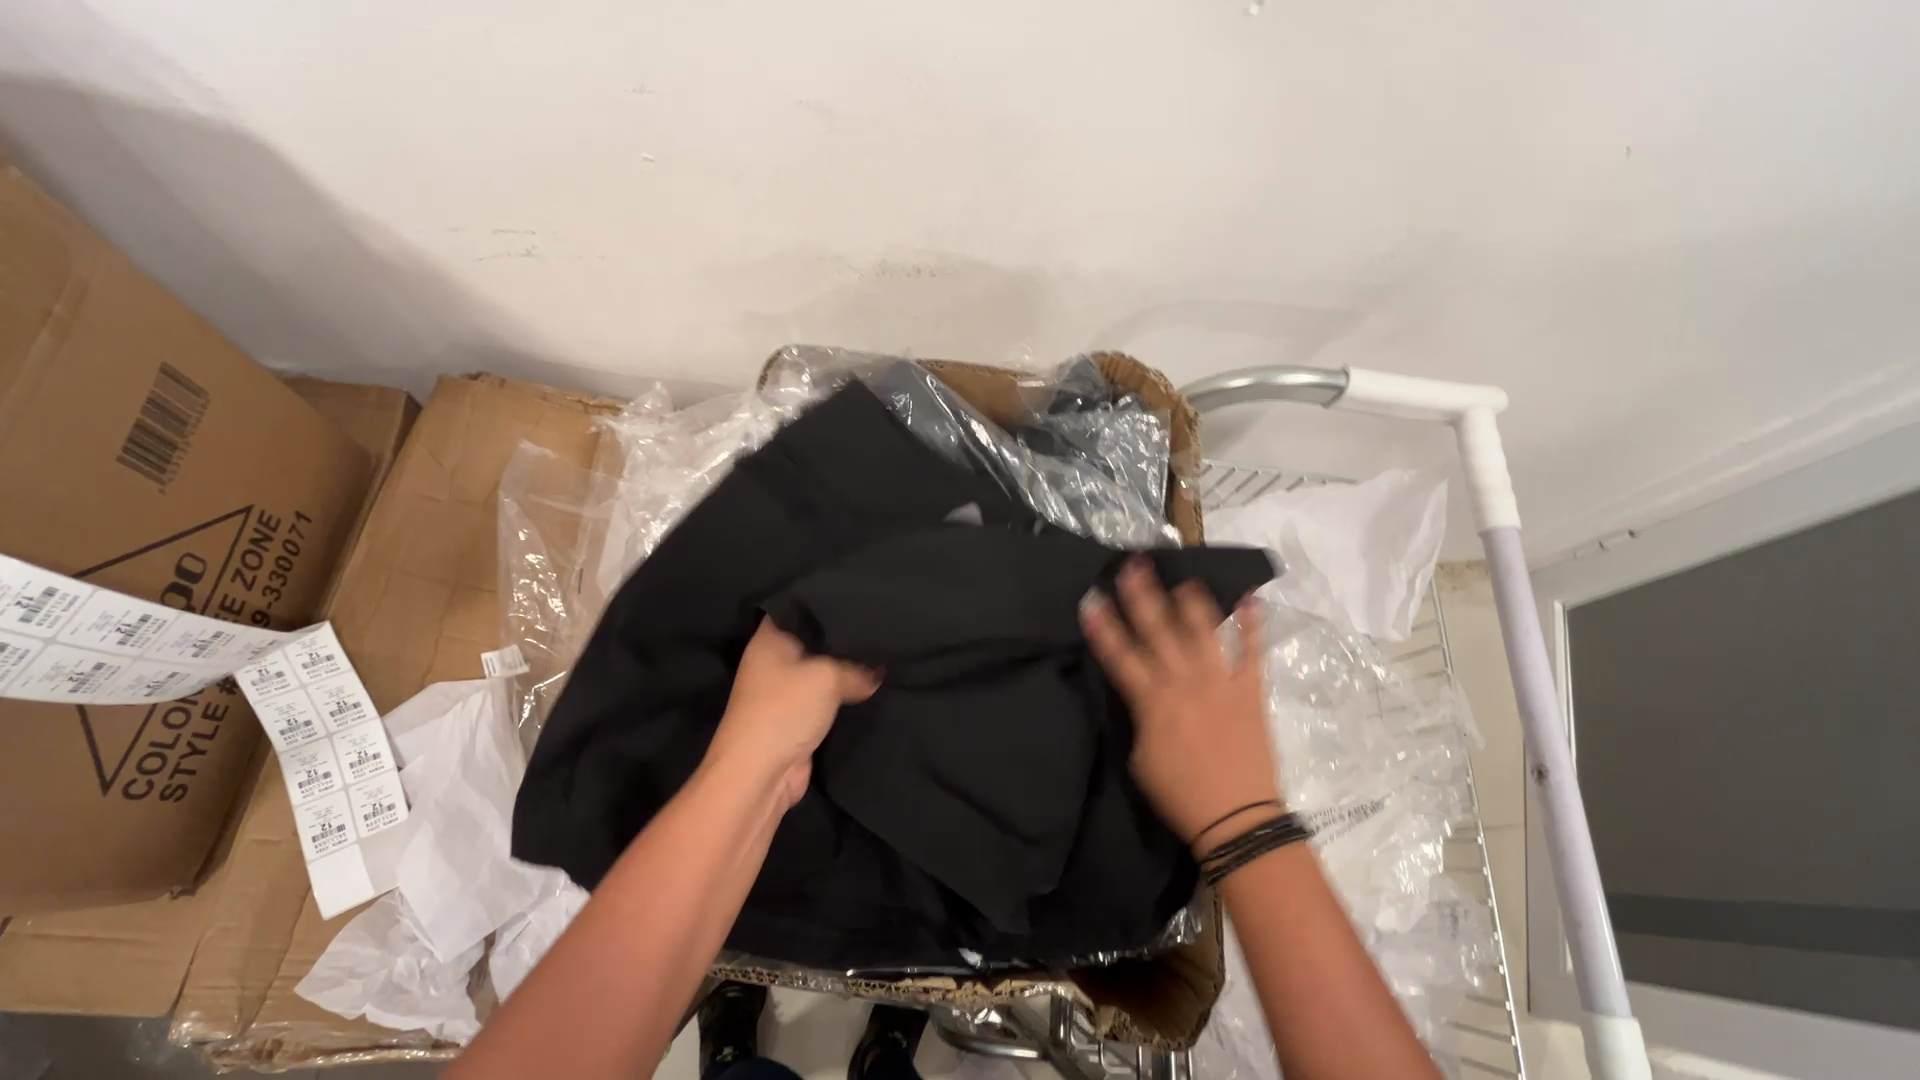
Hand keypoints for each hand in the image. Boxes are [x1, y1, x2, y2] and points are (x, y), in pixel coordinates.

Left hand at [708, 618, 880, 806]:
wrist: (760, 773)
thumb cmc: (785, 709)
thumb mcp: (827, 676)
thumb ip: (857, 669)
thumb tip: (878, 672)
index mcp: (769, 639)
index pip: (799, 608)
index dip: (827, 602)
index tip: (859, 597)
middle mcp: (773, 661)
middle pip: (813, 641)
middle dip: (843, 638)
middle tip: (880, 624)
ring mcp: (784, 692)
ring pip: (821, 672)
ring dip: (846, 670)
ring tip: (883, 652)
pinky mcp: (796, 719)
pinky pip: (825, 699)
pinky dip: (843, 696)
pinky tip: (871, 686)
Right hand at [1081, 558, 1280, 852]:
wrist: (1238, 818)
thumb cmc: (1179, 794)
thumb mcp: (1140, 756)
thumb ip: (1140, 716)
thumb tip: (1142, 691)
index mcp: (1152, 701)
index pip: (1119, 656)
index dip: (1102, 626)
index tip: (1091, 598)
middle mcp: (1184, 682)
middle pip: (1157, 630)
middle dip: (1142, 595)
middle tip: (1133, 564)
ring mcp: (1221, 682)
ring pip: (1202, 629)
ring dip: (1190, 599)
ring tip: (1183, 575)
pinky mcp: (1251, 689)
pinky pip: (1252, 650)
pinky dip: (1251, 624)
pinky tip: (1249, 597)